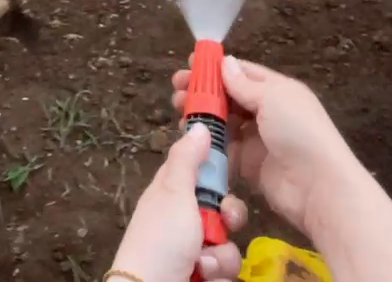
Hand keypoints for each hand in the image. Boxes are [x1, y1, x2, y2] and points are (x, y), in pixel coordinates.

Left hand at [110, 124, 248, 281]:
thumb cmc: (161, 239)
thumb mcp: (173, 191)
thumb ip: (188, 159)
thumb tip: (200, 125)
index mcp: (172, 193)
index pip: (199, 170)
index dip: (216, 168)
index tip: (228, 170)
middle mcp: (184, 221)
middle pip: (223, 208)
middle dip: (230, 216)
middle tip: (225, 220)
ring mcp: (195, 252)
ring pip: (229, 243)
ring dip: (221, 254)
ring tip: (203, 263)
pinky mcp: (205, 276)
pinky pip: (227, 272)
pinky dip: (218, 275)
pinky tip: (203, 277)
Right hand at [171, 55, 363, 238]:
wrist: (319, 189)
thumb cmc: (299, 132)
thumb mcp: (273, 98)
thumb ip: (244, 84)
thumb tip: (225, 63)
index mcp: (276, 90)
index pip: (241, 72)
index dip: (215, 68)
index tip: (189, 63)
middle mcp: (267, 112)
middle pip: (229, 97)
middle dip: (203, 92)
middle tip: (177, 91)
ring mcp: (258, 140)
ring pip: (225, 123)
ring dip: (204, 117)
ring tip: (179, 113)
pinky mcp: (250, 166)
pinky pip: (225, 151)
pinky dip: (209, 145)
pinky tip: (193, 139)